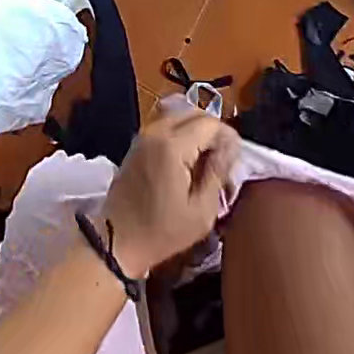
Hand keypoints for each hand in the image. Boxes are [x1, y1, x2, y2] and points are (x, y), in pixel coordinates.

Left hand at [101, 107, 238, 277]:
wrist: (117, 241)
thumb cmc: (161, 232)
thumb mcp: (202, 211)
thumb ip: (218, 173)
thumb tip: (231, 148)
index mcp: (173, 146)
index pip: (210, 124)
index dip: (228, 138)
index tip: (235, 160)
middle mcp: (157, 132)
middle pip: (196, 112)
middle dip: (214, 131)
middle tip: (224, 158)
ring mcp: (144, 134)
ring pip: (180, 114)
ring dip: (198, 129)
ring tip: (207, 158)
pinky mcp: (138, 142)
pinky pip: (166, 123)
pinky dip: (182, 131)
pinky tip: (188, 158)